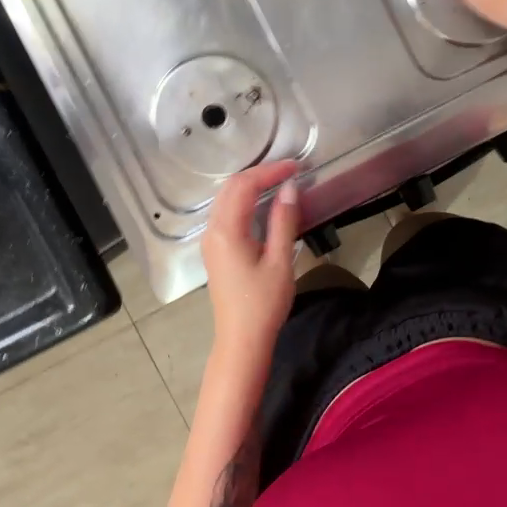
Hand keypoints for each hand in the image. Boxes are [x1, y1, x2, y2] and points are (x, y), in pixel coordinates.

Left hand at [201, 160, 302, 351]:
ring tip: (279, 182)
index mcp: (226, 230)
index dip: (270, 171)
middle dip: (259, 174)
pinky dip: (244, 201)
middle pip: (231, 188)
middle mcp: (213, 230)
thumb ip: (283, 220)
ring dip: (250, 186)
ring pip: (226, 199)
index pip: (244, 186)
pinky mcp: (215, 250)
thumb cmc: (263, 303)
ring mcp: (211, 240)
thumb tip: (290, 188)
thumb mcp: (280, 260)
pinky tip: (264, 204)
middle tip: (289, 171)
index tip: (295, 166)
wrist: (242, 339)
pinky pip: (226, 213)